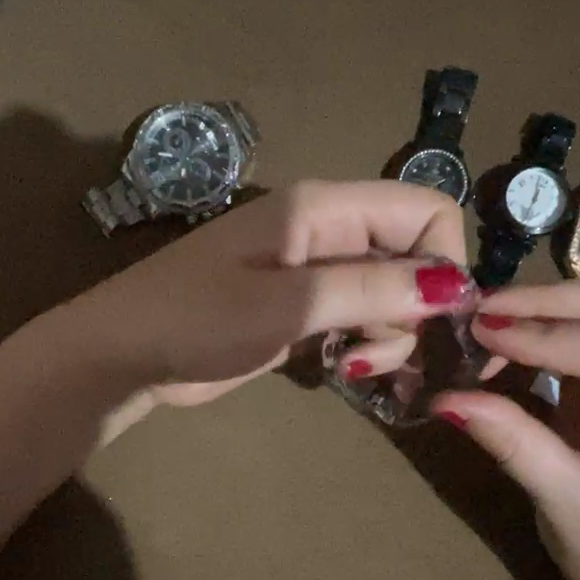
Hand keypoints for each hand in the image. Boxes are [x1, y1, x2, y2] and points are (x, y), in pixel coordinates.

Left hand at [66, 180, 476, 402]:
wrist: (125, 357)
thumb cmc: (195, 321)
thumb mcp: (287, 305)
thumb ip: (370, 289)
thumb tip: (454, 286)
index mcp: (322, 210)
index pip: (423, 209)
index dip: (444, 260)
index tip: (436, 320)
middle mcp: (325, 234)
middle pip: (411, 255)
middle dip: (414, 308)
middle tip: (381, 353)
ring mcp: (311, 275)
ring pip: (387, 295)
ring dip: (388, 335)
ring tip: (354, 367)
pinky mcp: (299, 313)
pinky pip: (356, 321)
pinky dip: (363, 347)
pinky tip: (343, 370)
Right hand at [433, 283, 579, 579]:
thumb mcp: (562, 503)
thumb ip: (515, 445)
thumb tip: (448, 400)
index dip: (557, 339)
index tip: (486, 331)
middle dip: (553, 305)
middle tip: (481, 311)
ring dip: (554, 306)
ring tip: (489, 317)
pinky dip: (558, 322)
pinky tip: (513, 332)